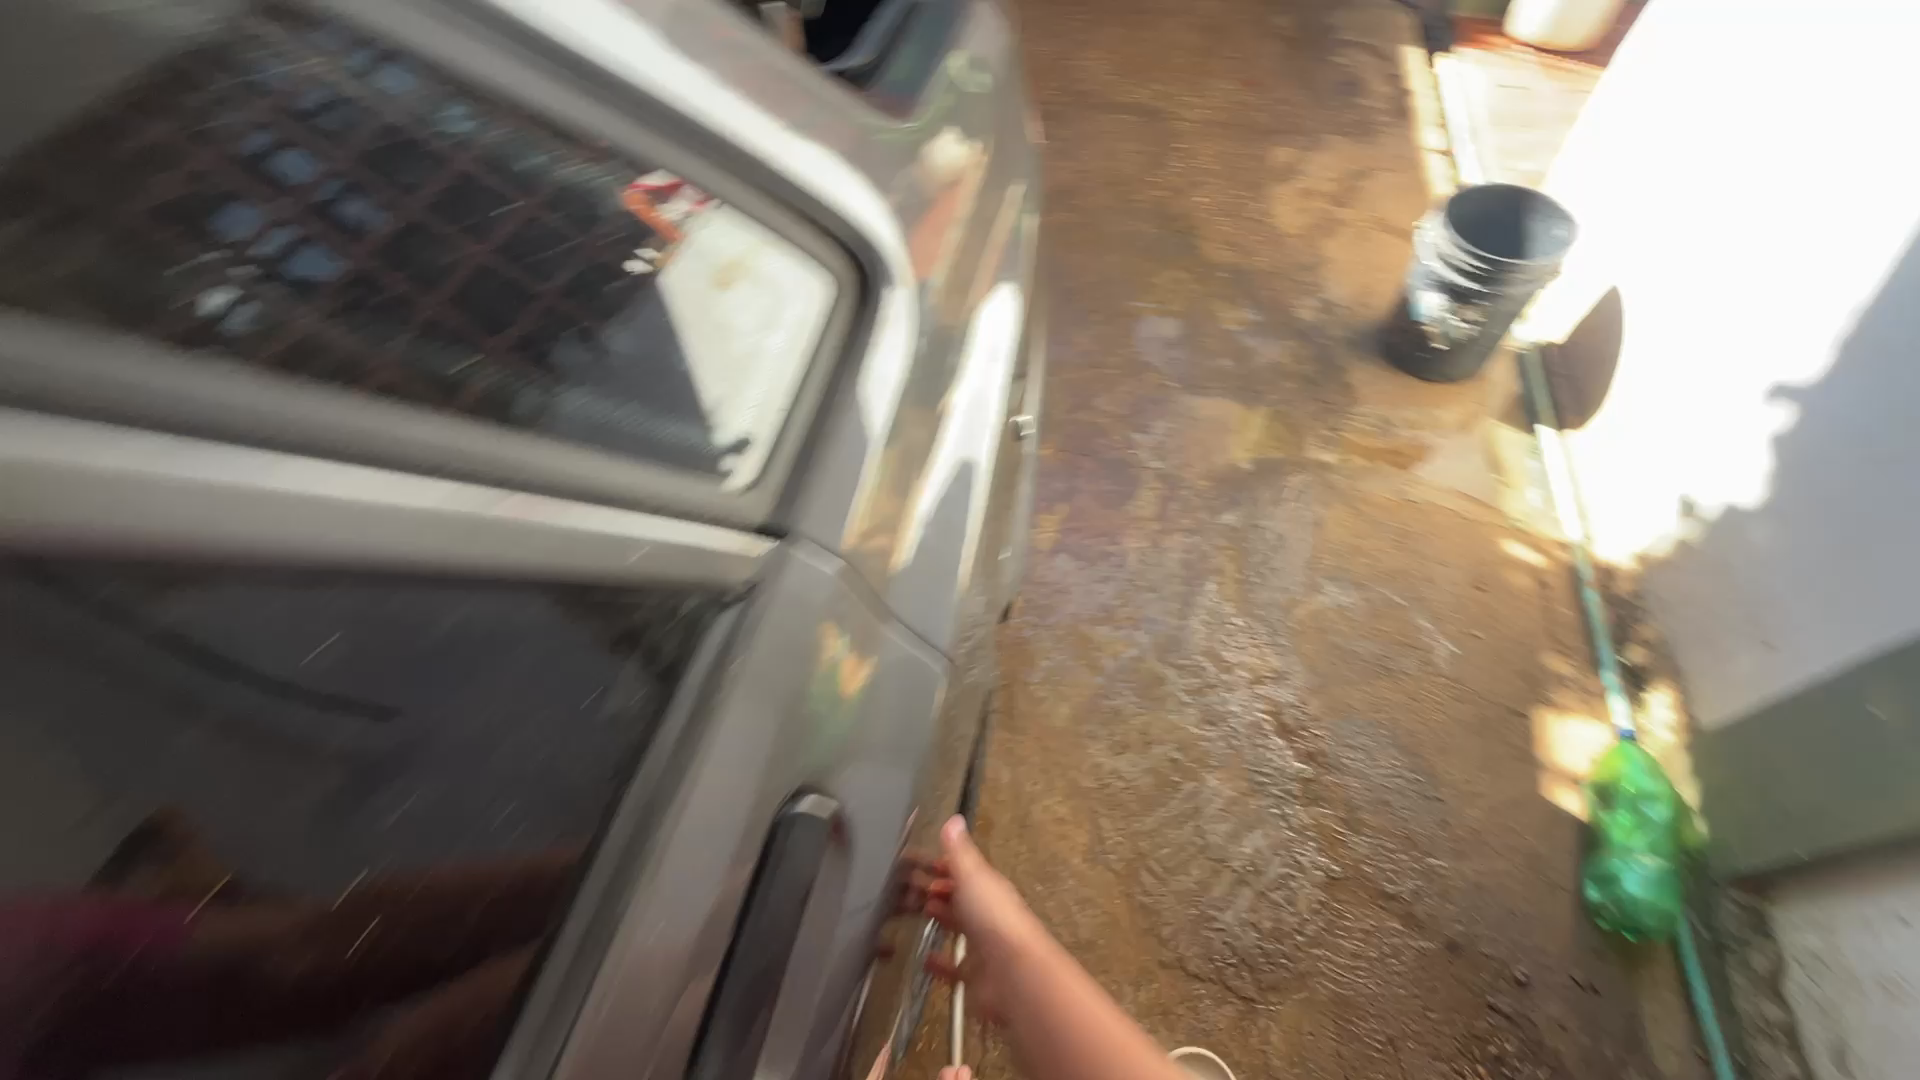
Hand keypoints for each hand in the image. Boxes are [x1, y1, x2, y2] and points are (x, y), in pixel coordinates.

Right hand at [916, 815, 1052, 1024]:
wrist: (1013, 974)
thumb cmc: (993, 918)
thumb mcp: (973, 875)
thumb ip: (959, 851)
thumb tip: (954, 818)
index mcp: (987, 887)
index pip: (963, 870)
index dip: (941, 865)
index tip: (913, 863)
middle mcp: (987, 913)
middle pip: (959, 897)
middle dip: (937, 890)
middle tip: (908, 888)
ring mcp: (982, 945)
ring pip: (957, 926)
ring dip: (939, 918)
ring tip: (913, 914)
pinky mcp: (974, 976)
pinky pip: (953, 966)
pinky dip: (939, 962)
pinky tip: (924, 959)